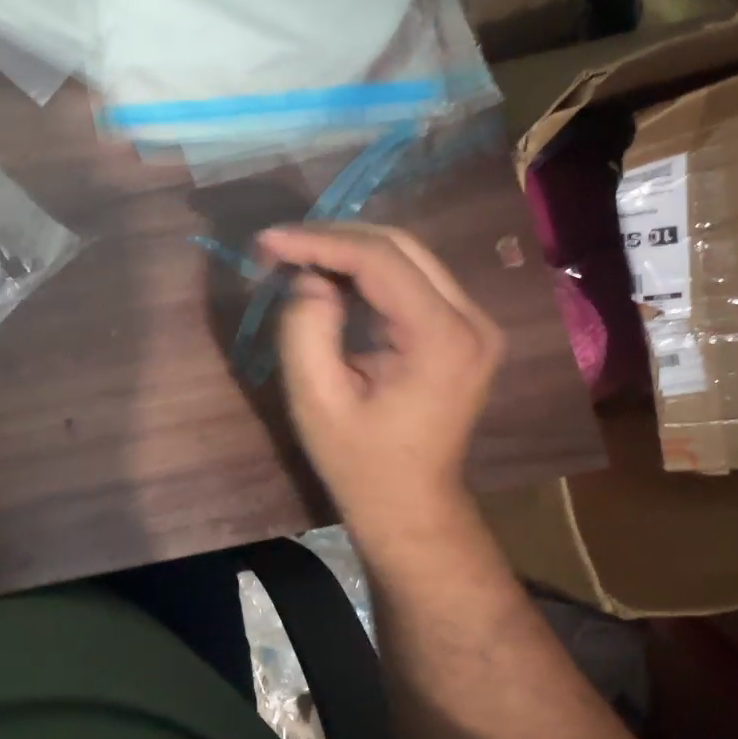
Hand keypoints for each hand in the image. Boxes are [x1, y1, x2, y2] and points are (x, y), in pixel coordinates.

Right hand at [259, 223, 504, 523]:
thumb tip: (306, 281)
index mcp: (441, 338)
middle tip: (274, 246)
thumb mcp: (316, 399)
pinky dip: (362, 269)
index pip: (380, 260)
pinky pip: (408, 279)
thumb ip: (305, 331)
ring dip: (344, 249)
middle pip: (399, 246)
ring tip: (290, 256)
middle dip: (331, 237)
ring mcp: (471, 323)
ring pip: (406, 256)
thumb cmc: (358, 459)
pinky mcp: (458, 330)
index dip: (318, 242)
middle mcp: (470, 319)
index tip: (265, 241)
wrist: (408, 501)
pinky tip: (324, 275)